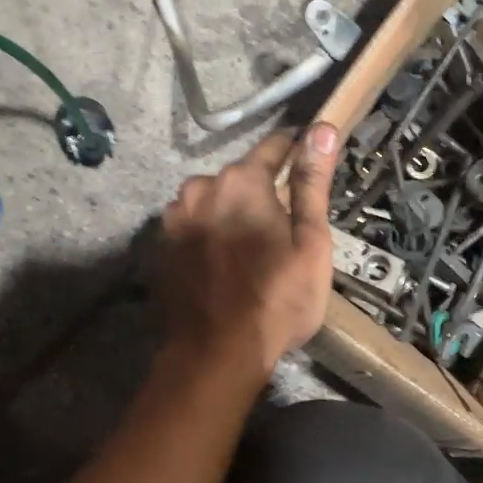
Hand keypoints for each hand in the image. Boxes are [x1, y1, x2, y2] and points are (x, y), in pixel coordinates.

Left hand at [158, 123, 341, 374]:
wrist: (216, 354)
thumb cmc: (277, 300)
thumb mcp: (311, 243)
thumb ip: (313, 184)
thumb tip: (322, 129)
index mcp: (243, 181)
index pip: (275, 147)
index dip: (296, 152)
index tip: (310, 163)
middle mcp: (201, 188)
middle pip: (240, 178)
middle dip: (261, 193)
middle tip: (283, 228)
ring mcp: (174, 218)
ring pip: (212, 202)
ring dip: (230, 214)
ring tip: (251, 250)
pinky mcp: (160, 248)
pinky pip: (192, 228)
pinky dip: (208, 237)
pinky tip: (223, 265)